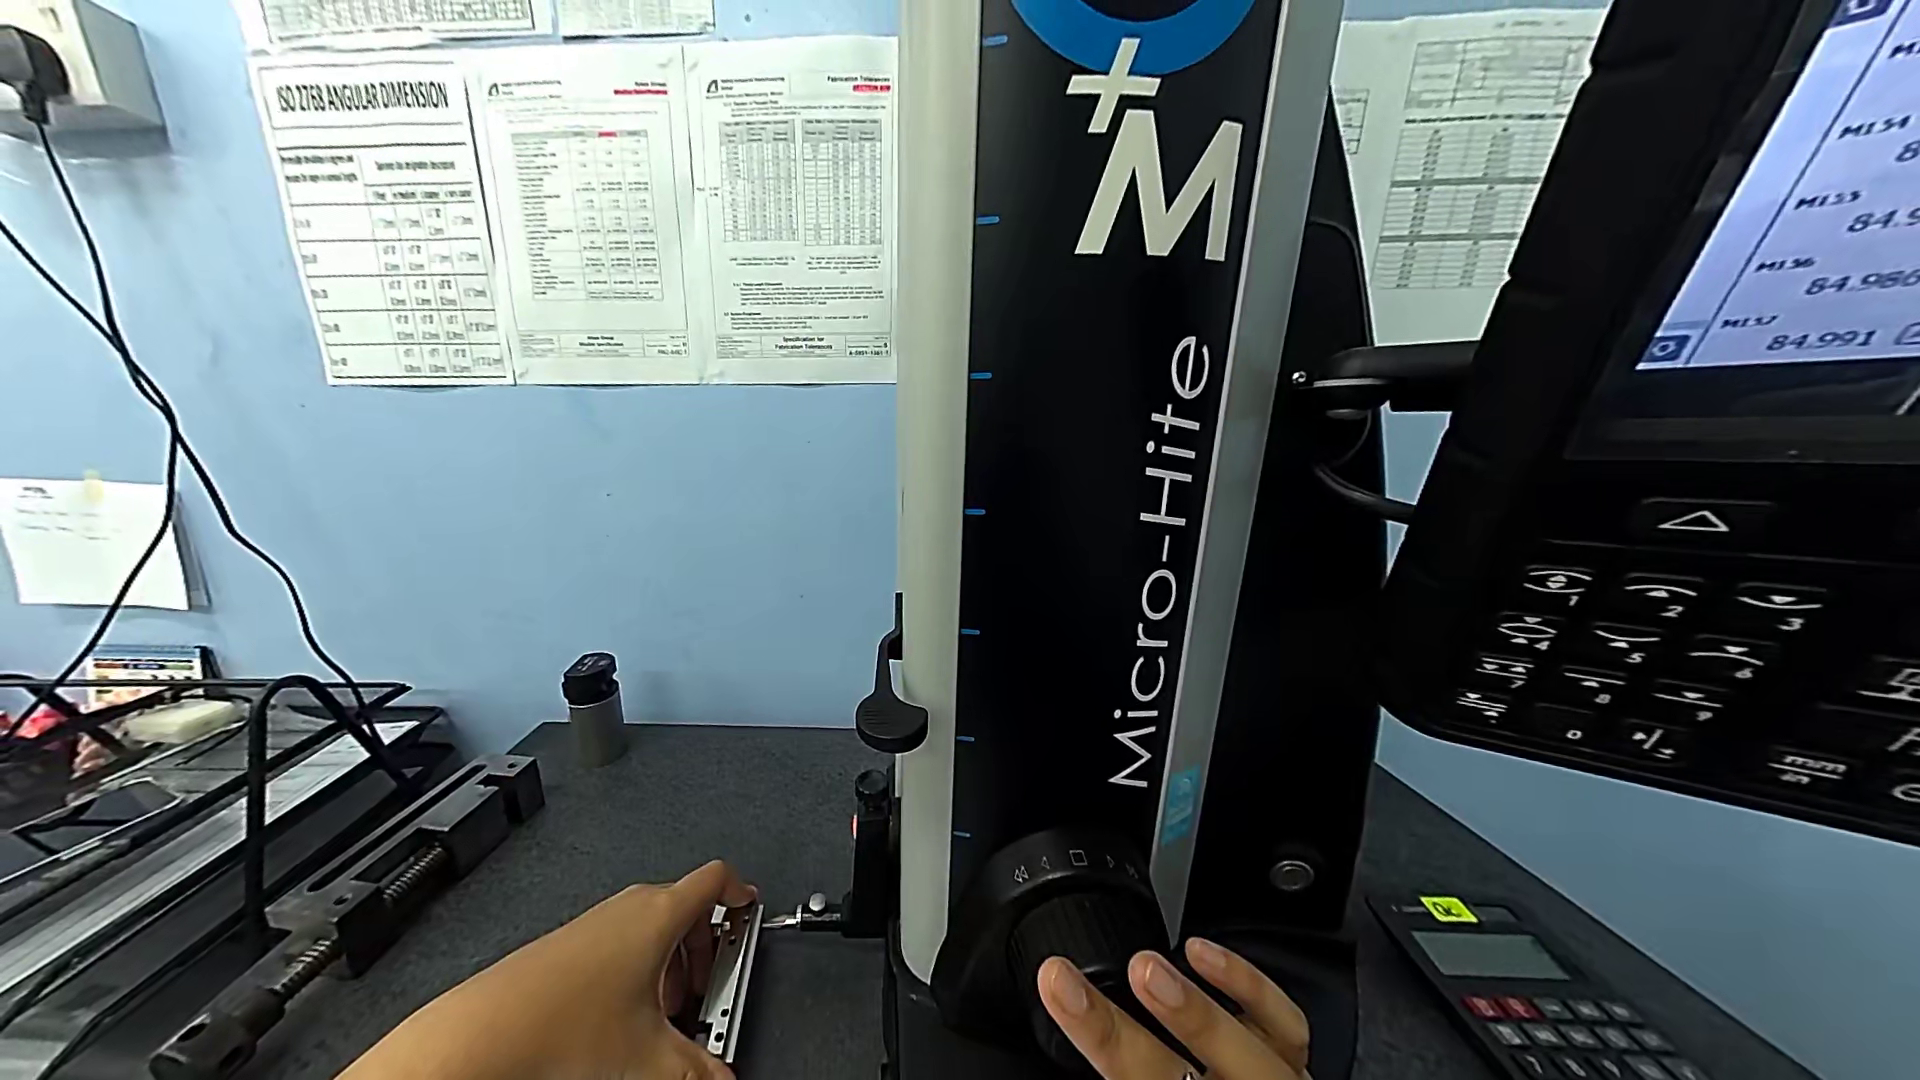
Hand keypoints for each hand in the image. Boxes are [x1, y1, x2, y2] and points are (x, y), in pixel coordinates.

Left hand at [341, 860, 755, 1079]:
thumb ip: (700, 1069)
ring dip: (672, 959)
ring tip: (664, 1011)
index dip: (741, 894)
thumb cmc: (558, 1030)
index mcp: (661, 912)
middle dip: (706, 944)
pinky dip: (638, 967)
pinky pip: (622, 939)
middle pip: (689, 904)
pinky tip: (622, 1017)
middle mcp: (630, 906)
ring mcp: (596, 921)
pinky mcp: (569, 943)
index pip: (718, 878)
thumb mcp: (650, 1059)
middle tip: (707, 985)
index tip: (748, 912)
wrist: (472, 1044)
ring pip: (653, 924)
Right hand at [1037, 938, 1311, 1079]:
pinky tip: (1200, 950)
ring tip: (1146, 967)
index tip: (1053, 986)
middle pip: (1170, 1075)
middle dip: (1117, 1033)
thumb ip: (1125, 1069)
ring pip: (1239, 1052)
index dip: (1092, 1035)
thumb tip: (1073, 1024)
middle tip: (1073, 983)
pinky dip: (1246, 984)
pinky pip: (1283, 1025)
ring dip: (1191, 1011)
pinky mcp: (1294, 1061)